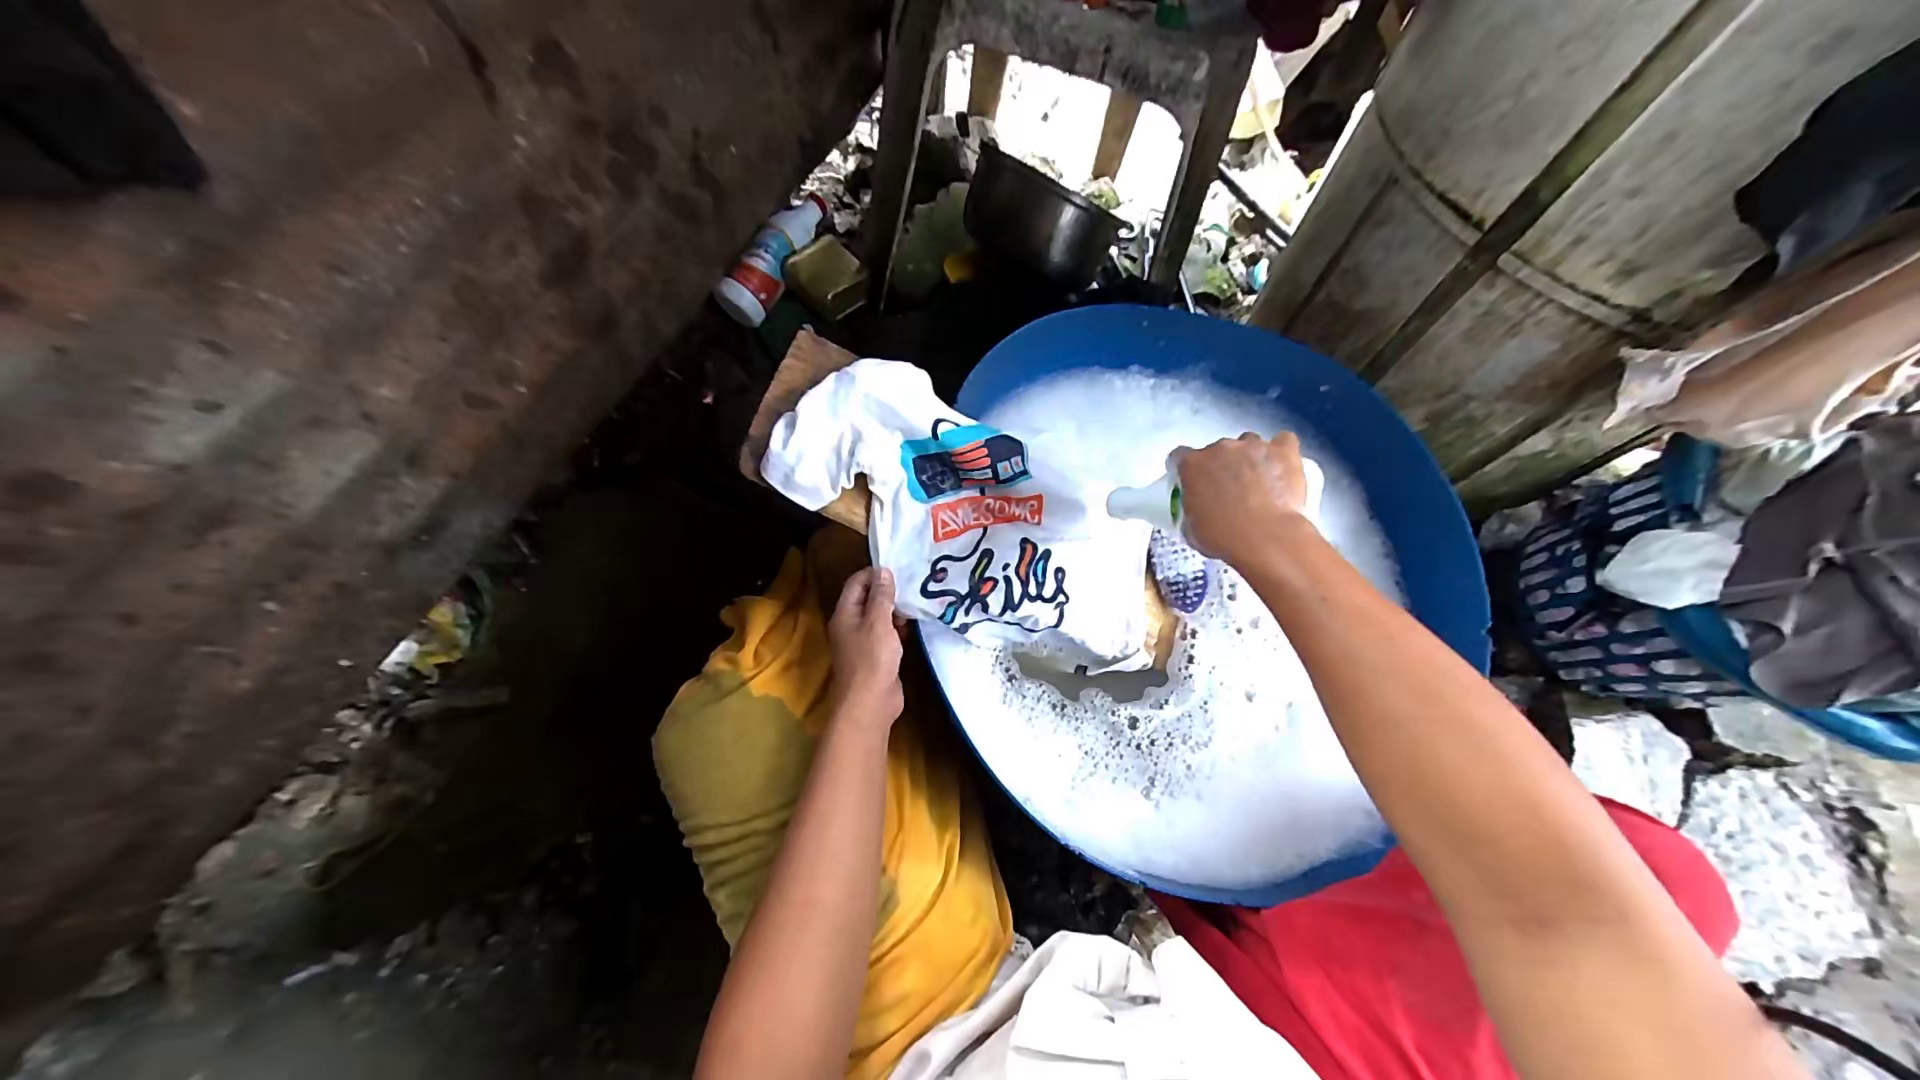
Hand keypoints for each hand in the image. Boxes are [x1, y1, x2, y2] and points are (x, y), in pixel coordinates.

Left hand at [826, 567, 904, 726]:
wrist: (870, 703)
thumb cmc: (872, 659)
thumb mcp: (878, 622)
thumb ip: (882, 596)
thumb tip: (883, 571)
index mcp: (845, 613)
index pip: (857, 583)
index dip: (875, 574)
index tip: (899, 570)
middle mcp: (850, 624)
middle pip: (867, 599)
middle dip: (888, 592)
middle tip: (912, 588)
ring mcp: (863, 641)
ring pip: (878, 617)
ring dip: (895, 611)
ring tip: (916, 605)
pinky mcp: (876, 656)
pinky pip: (886, 634)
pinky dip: (897, 629)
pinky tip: (912, 628)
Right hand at [1174, 432, 1313, 567]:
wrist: (1265, 537)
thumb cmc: (1222, 537)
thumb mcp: (1191, 528)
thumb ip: (1190, 509)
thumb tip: (1197, 508)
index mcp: (1192, 465)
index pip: (1179, 457)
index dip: (1187, 470)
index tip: (1193, 483)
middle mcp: (1220, 448)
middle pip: (1217, 450)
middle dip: (1222, 466)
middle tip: (1230, 490)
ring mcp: (1253, 446)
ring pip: (1249, 443)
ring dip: (1250, 458)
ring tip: (1259, 482)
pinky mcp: (1283, 450)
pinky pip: (1283, 441)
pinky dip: (1281, 452)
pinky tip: (1282, 467)